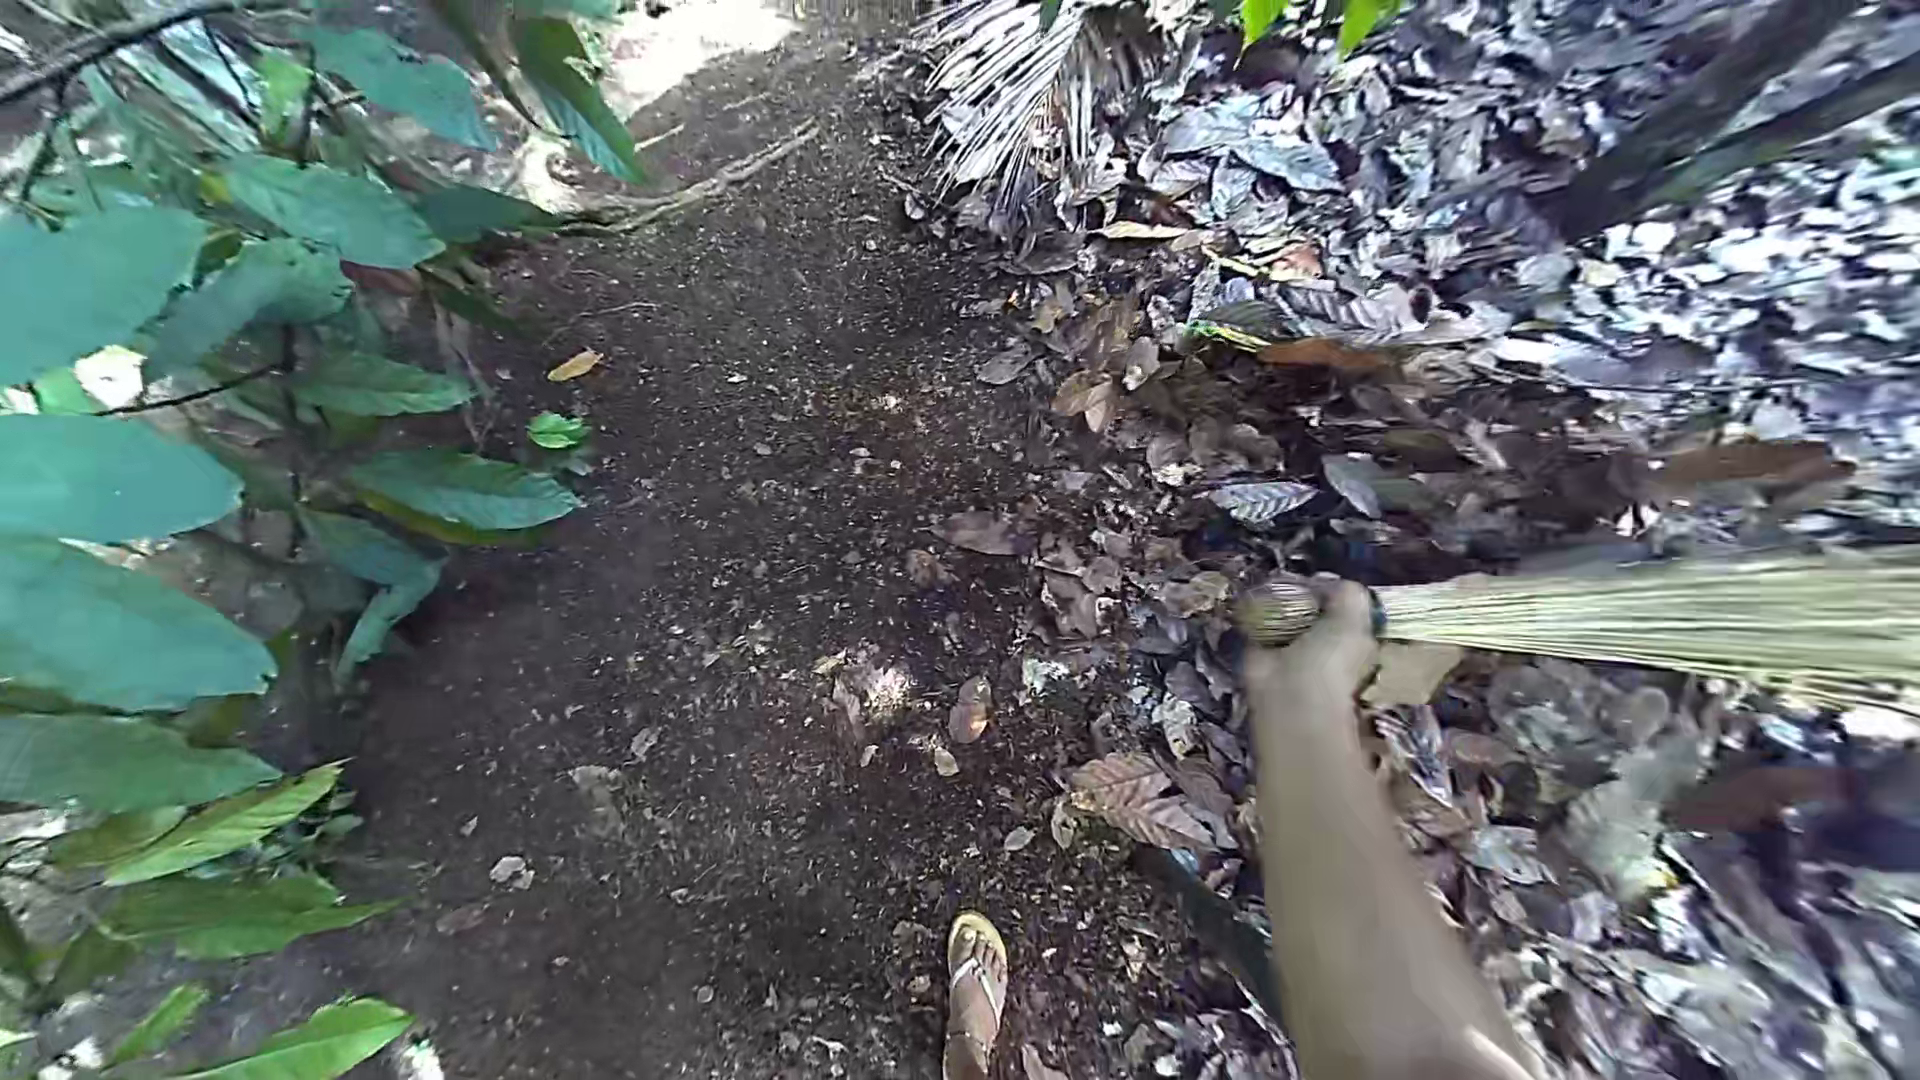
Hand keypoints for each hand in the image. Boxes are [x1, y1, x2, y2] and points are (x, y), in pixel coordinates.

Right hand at [1243, 578, 1378, 708]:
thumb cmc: (1329, 657)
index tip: (1318, 581)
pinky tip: (1251, 598)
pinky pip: (1256, 623)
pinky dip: (1252, 611)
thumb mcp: (1353, 618)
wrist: (1289, 691)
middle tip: (1289, 581)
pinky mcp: (1260, 649)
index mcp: (1351, 640)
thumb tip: (1324, 580)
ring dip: (1274, 601)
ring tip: (1269, 585)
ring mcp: (1290, 648)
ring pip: (1283, 614)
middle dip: (1300, 594)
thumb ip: (1348, 593)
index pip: (1342, 609)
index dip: (1331, 592)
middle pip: (1310, 609)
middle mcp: (1323, 644)